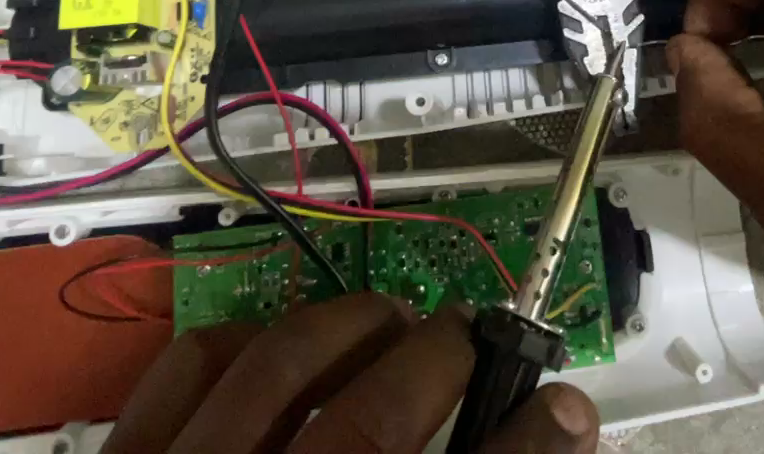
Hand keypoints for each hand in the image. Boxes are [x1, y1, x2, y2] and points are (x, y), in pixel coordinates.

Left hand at [103, 294, 599, 453]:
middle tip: (473, 341)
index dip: (529, 449)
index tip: (569, 409)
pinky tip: (295, 345)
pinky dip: (256, 335)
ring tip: (398, 322)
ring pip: (284, 363)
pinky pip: (194, 362)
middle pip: (372, 423)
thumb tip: (534, 449)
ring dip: (360, 322)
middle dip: (448, 357)